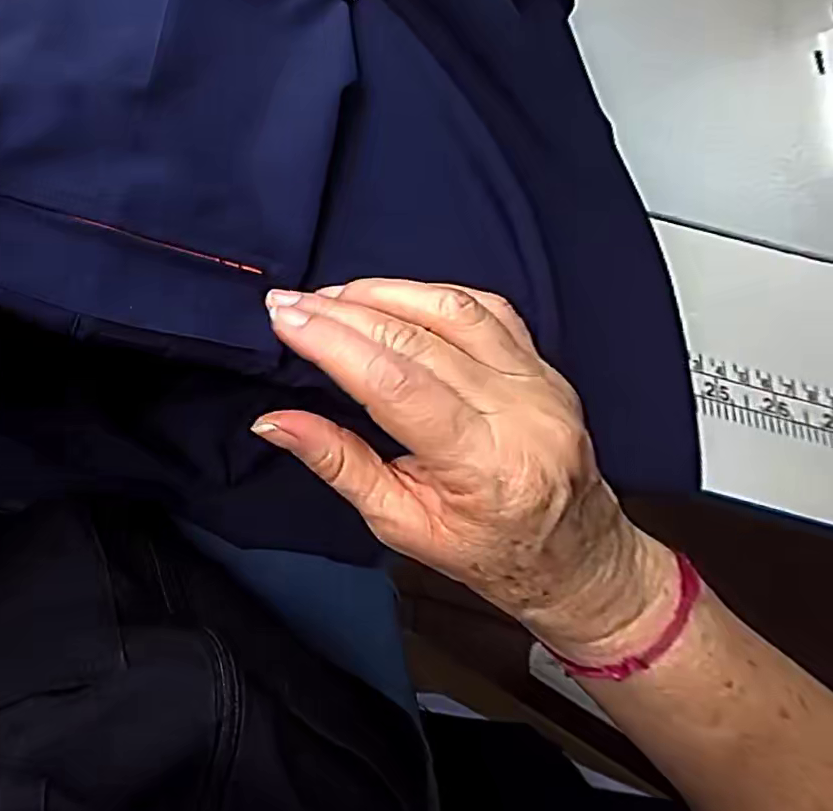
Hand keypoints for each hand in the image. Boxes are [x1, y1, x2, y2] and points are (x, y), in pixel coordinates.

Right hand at [251, 279, 681, 663]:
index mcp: (485, 464)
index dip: (332, 343)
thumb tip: (269, 421)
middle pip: (415, 340)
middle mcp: (522, 415)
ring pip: (451, 312)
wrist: (582, 558)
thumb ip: (335, 462)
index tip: (282, 319)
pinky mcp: (544, 367)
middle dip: (337, 313)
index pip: (395, 383)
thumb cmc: (482, 549)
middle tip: (283, 301)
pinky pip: (483, 308)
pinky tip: (380, 296)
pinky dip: (422, 292)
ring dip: (377, 293)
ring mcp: (541, 384)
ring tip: (323, 296)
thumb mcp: (395, 521)